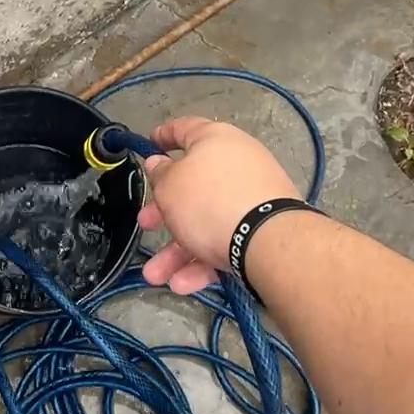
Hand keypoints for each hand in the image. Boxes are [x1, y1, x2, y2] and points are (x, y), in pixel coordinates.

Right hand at [138, 117, 300, 293]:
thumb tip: (158, 163)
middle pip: (191, 185)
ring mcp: (252, 198)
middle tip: (146, 224)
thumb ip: (159, 174)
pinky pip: (225, 240)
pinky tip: (183, 284)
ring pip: (205, 221)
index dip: (163, 135)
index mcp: (215, 140)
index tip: (149, 144)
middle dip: (163, 211)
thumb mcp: (170, 186)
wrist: (267, 241)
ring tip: (156, 276)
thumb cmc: (209, 201)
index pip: (184, 128)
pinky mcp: (262, 229)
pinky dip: (203, 261)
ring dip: (177, 250)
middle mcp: (237, 164)